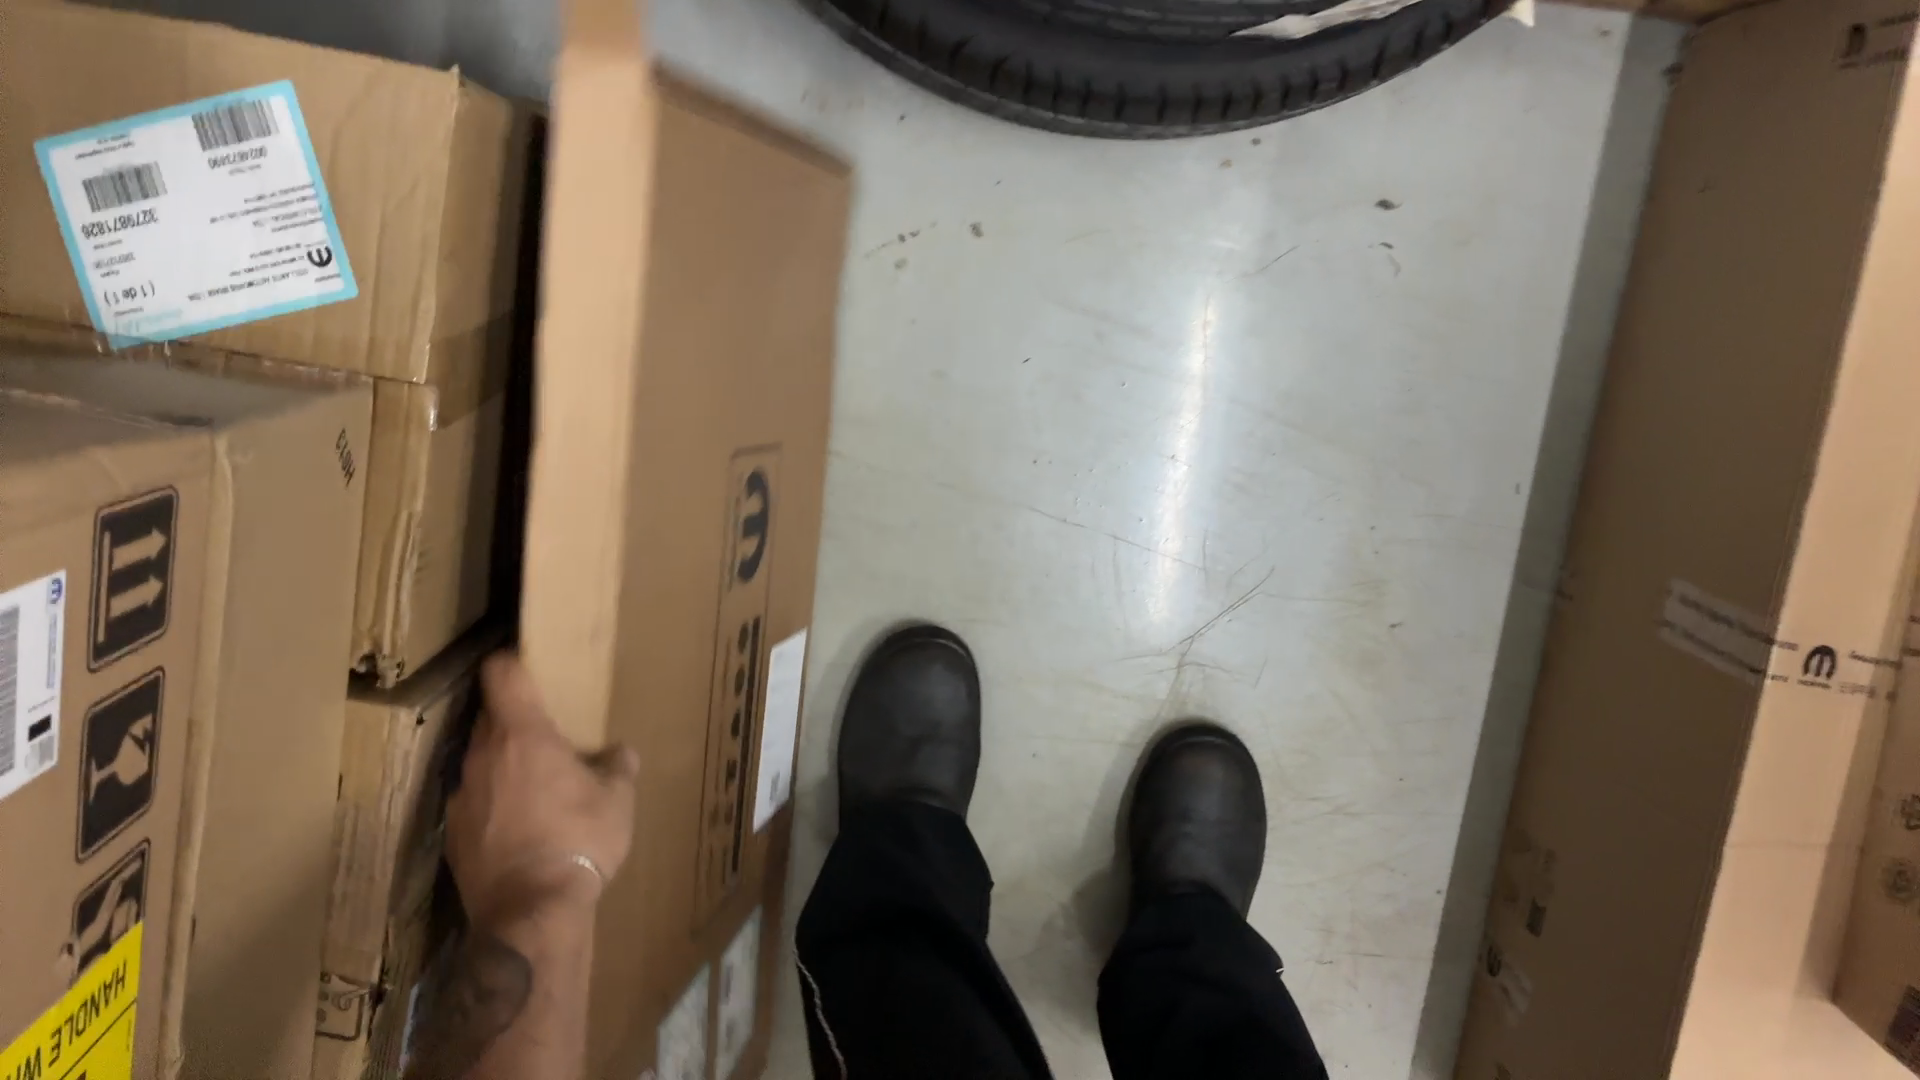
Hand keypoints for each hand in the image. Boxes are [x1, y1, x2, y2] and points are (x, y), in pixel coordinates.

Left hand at [446, 652, 638, 930]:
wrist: (531, 911)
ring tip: (537, 785)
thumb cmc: (581, 837)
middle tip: (547, 732)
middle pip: (490, 719)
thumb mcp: (618, 798)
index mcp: (523, 736)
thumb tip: (618, 754)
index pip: (502, 675)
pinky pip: (475, 802)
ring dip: (504, 764)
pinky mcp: (453, 837)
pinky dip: (495, 804)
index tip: (526, 660)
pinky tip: (521, 827)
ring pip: (481, 762)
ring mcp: (462, 798)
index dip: (512, 661)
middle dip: (515, 719)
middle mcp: (483, 758)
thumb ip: (617, 766)